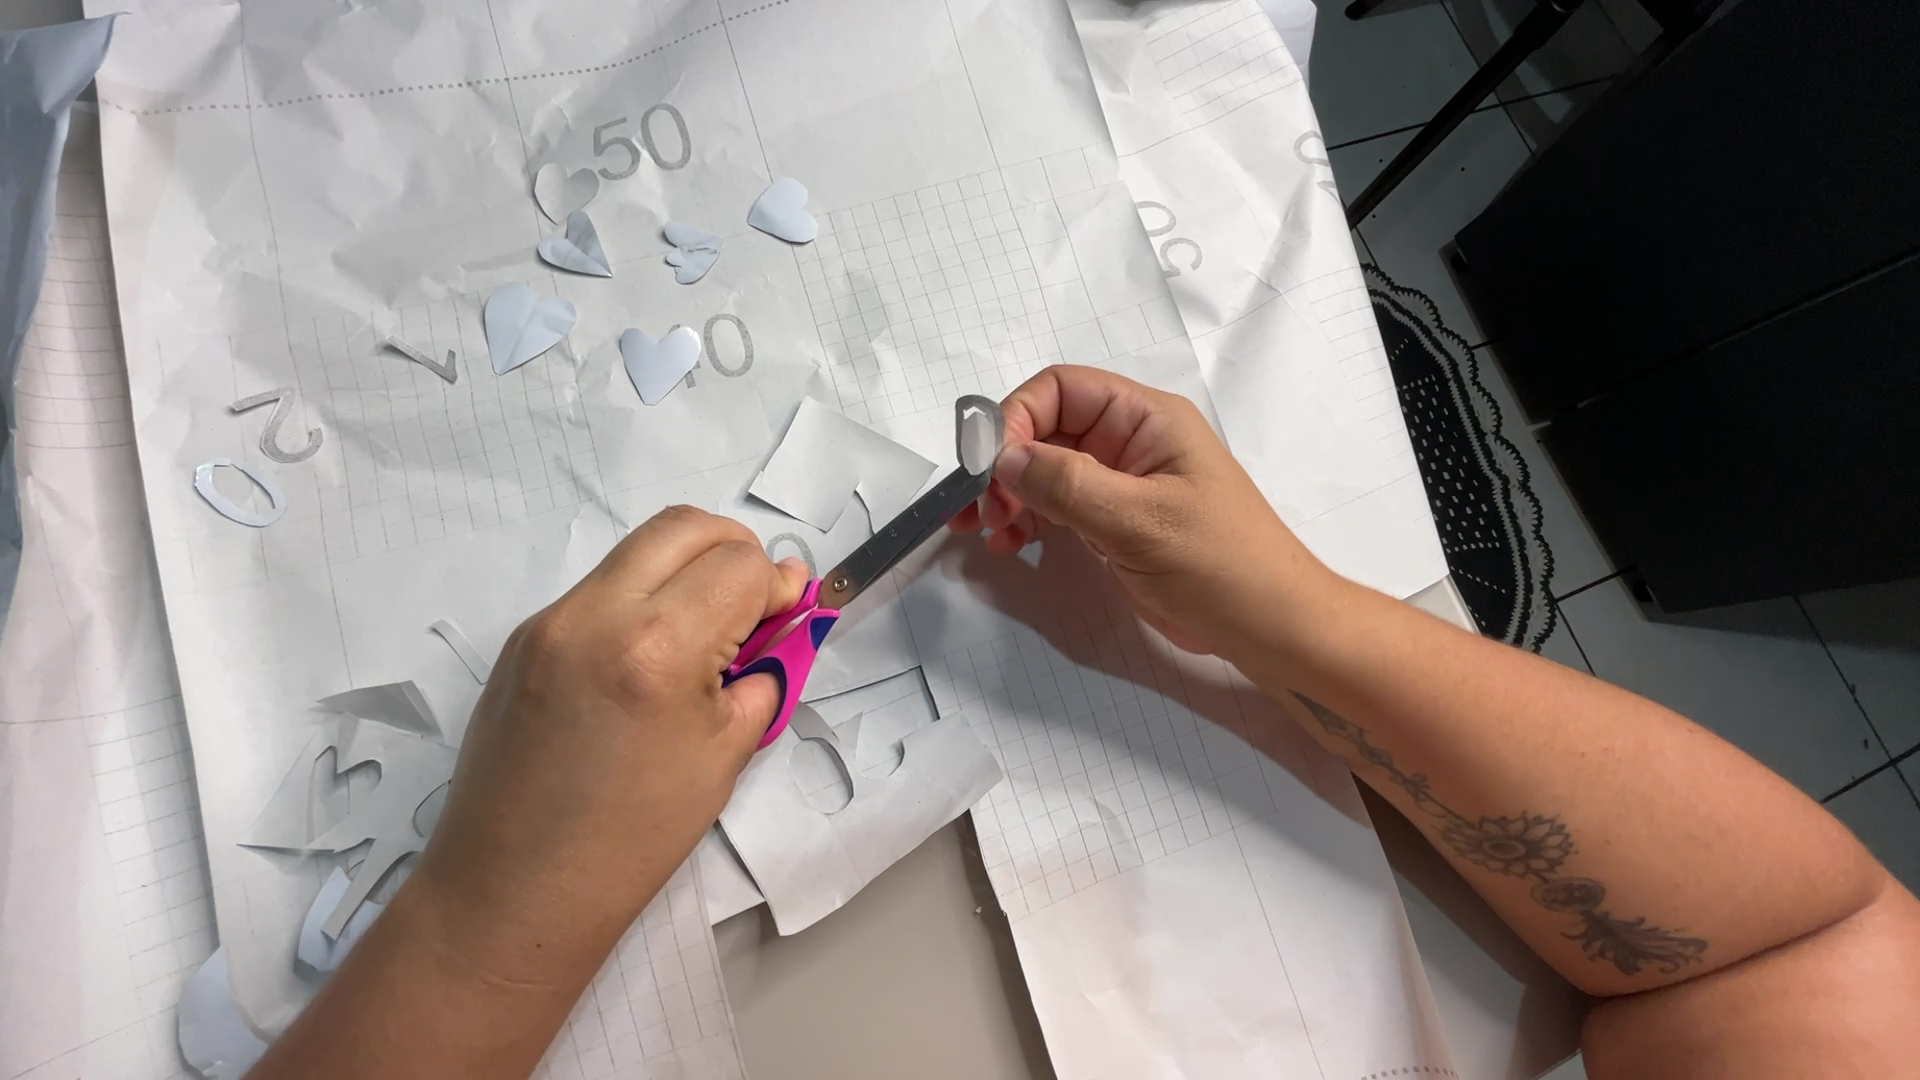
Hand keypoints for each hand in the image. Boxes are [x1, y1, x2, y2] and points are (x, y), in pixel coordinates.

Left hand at [410, 506, 806, 977]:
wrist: (513, 892)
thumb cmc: (637, 837)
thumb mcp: (730, 750)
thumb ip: (766, 668)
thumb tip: (784, 613)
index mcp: (657, 646)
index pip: (740, 565)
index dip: (777, 584)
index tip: (787, 615)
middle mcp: (596, 612)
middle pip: (687, 526)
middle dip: (737, 550)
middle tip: (753, 602)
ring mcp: (551, 619)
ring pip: (641, 547)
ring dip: (690, 567)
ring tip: (706, 629)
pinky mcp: (525, 636)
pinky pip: (605, 584)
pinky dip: (647, 594)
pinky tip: (653, 655)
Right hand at [951, 365, 1335, 656]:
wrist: (1267, 626)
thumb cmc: (1219, 564)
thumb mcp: (1141, 520)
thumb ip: (1068, 483)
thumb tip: (1002, 458)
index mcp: (1144, 418)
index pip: (1061, 390)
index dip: (1015, 418)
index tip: (986, 468)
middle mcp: (1126, 441)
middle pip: (1044, 430)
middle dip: (1004, 465)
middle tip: (982, 512)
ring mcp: (1117, 483)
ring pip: (1043, 471)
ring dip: (1008, 496)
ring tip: (989, 532)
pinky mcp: (1111, 522)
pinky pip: (1055, 507)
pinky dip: (1027, 521)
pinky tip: (1010, 545)